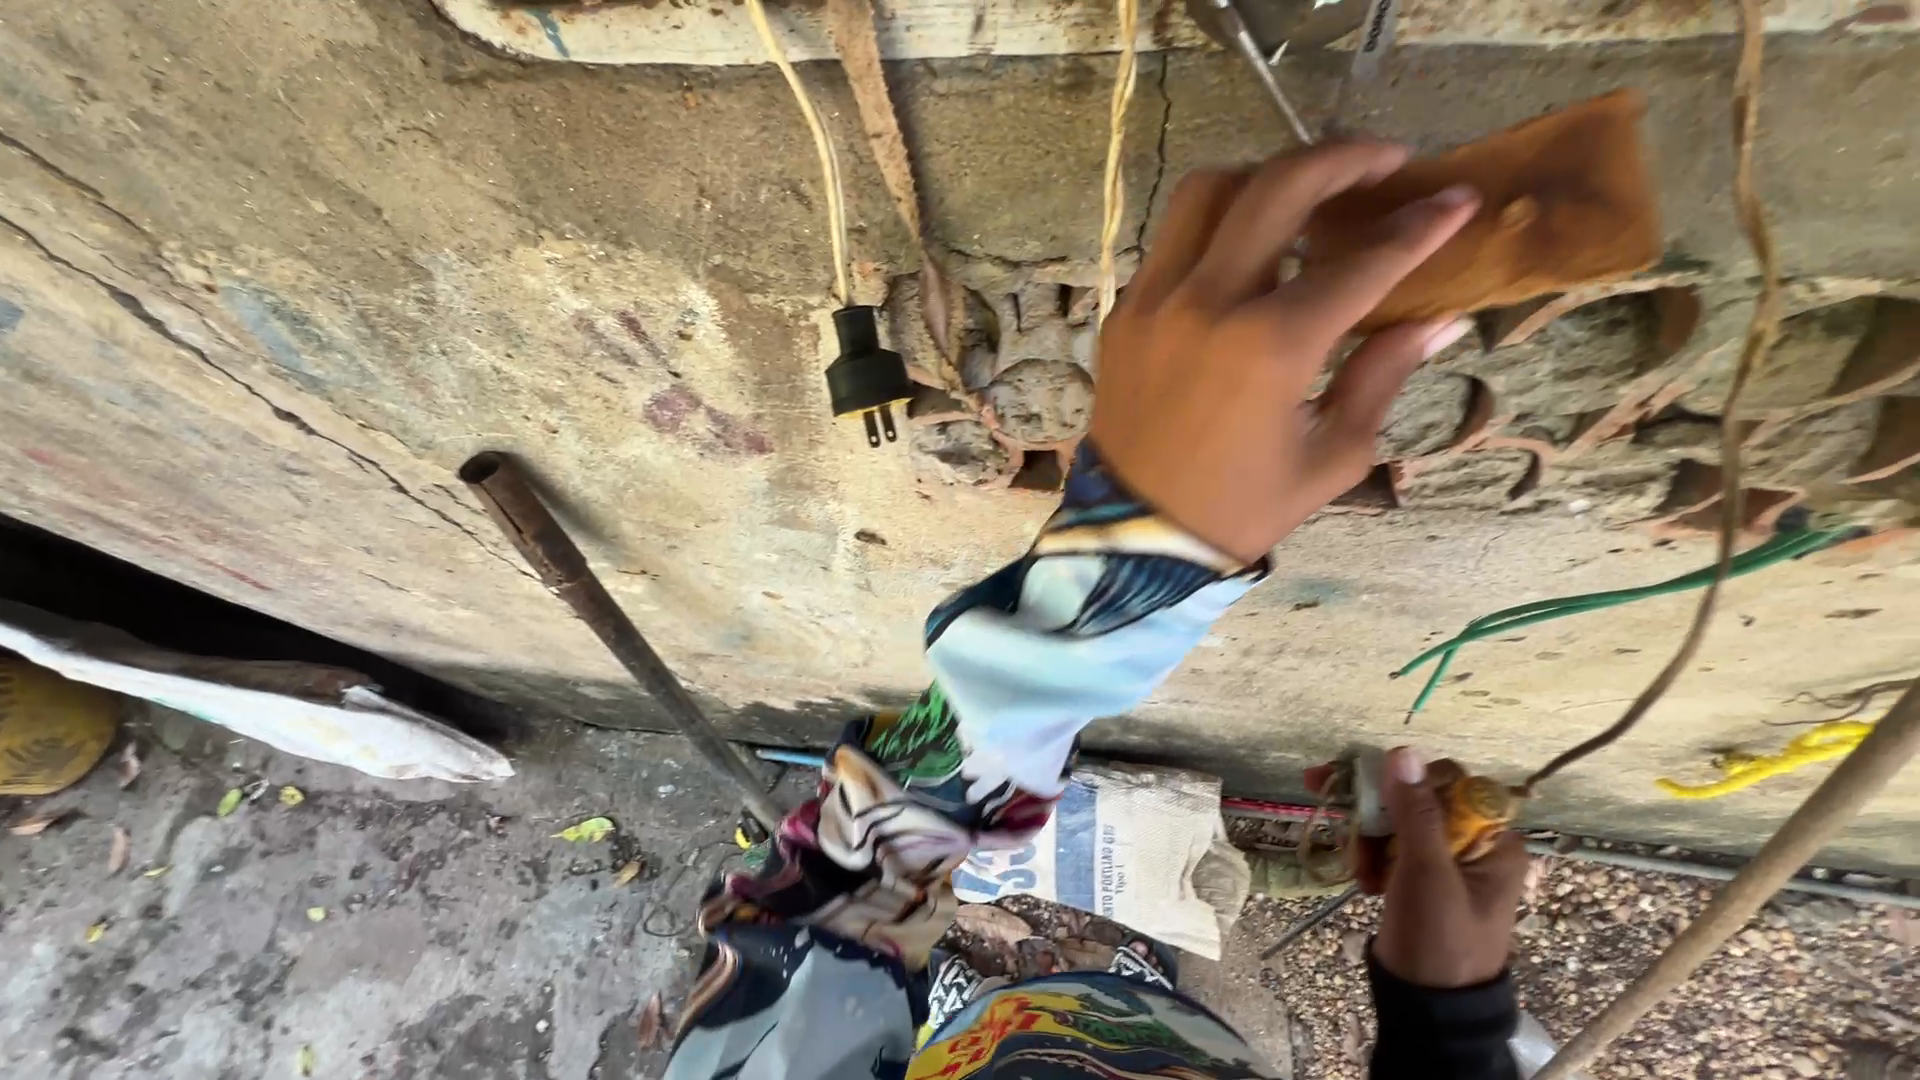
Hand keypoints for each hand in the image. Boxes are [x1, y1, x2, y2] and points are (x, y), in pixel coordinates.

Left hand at [1091, 142, 1478, 562]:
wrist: (1136, 533)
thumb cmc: (1240, 508)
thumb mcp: (1330, 457)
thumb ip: (1381, 376)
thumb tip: (1436, 321)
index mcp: (1269, 348)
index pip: (1360, 262)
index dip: (1419, 225)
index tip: (1455, 197)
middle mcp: (1206, 305)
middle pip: (1275, 186)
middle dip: (1342, 157)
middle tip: (1383, 162)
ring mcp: (1153, 303)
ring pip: (1206, 194)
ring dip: (1263, 178)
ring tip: (1305, 197)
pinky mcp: (1122, 315)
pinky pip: (1169, 242)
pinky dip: (1213, 228)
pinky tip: (1244, 251)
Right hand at [1372, 746, 1528, 987]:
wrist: (1428, 1008)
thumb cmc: (1439, 939)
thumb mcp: (1426, 873)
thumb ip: (1416, 812)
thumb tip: (1402, 752)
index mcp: (1494, 841)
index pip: (1448, 783)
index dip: (1402, 778)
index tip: (1358, 778)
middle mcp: (1474, 845)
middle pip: (1415, 799)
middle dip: (1373, 808)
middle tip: (1321, 790)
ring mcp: (1446, 863)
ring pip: (1396, 821)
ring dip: (1367, 837)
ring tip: (1358, 868)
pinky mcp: (1420, 879)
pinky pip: (1389, 847)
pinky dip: (1370, 857)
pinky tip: (1364, 881)